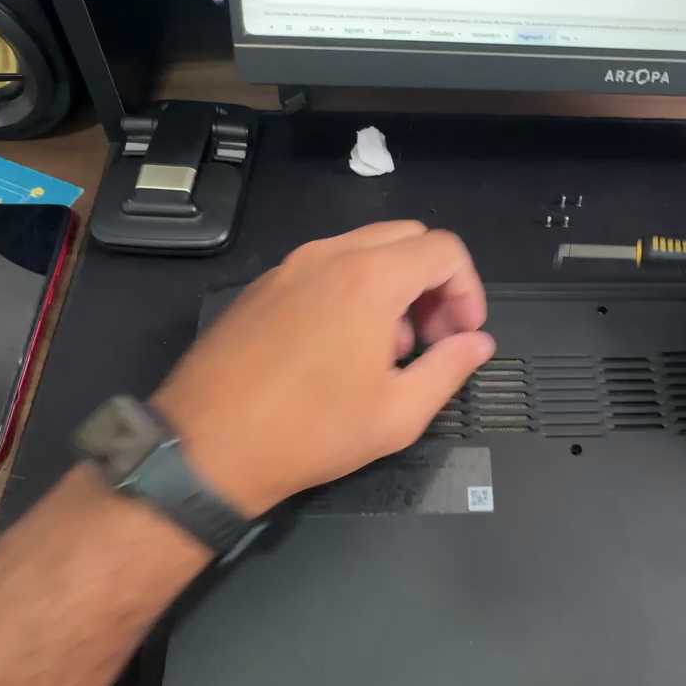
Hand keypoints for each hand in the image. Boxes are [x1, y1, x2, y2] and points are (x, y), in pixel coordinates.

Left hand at [153, 222, 496, 516]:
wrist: (207, 447)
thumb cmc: (310, 432)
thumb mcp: (398, 413)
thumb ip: (450, 368)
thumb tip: (478, 343)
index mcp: (370, 279)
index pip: (444, 250)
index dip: (468, 289)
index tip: (463, 334)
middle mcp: (329, 256)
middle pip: (408, 238)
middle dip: (435, 282)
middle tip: (434, 337)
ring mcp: (290, 266)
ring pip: (365, 248)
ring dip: (396, 285)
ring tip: (390, 347)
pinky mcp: (264, 285)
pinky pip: (327, 266)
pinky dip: (355, 288)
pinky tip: (343, 346)